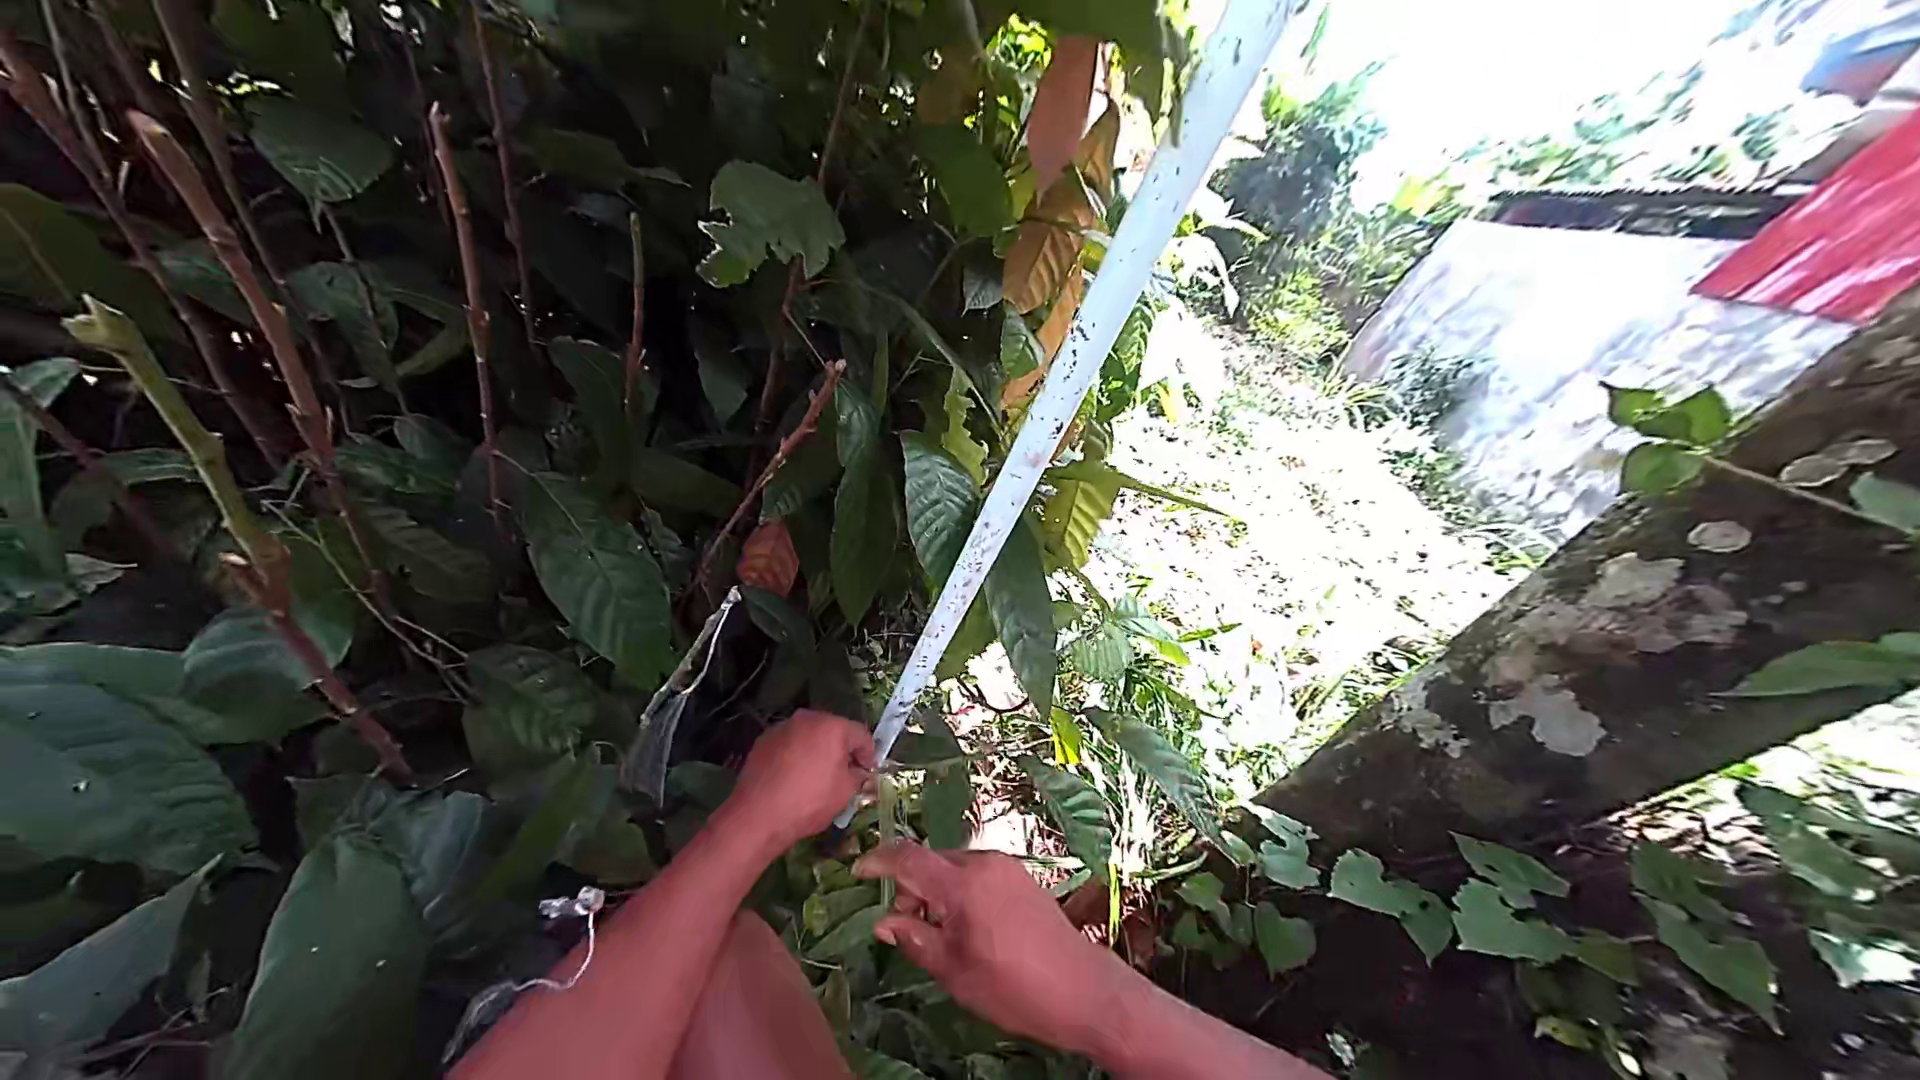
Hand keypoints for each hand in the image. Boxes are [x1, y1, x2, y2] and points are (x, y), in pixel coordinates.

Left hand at [717, 709, 873, 853]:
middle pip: (834, 730)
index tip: (867, 772)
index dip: (868, 755)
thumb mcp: (845, 792)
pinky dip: (795, 754)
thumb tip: (859, 772)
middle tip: (844, 773)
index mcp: (833, 726)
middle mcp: (808, 719)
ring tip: (815, 776)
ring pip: (810, 735)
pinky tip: (792, 777)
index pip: (861, 735)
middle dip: (842, 749)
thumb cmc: (808, 801)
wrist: (757, 815)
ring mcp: (783, 727)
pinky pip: (789, 743)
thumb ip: (859, 776)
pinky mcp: (764, 740)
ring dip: (817, 750)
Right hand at [854, 841, 1128, 1058]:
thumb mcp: (954, 971)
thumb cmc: (1013, 986)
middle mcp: (982, 862)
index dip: (879, 859)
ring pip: (952, 867)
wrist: (1081, 987)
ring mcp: (1004, 865)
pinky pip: (975, 872)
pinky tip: (966, 925)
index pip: (908, 857)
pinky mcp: (1019, 874)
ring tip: (939, 932)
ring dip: (935, 890)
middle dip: (910, 887)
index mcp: (962, 884)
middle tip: (906, 925)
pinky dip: (958, 890)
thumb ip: (915, 939)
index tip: (858, 869)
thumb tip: (884, 921)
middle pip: (931, 861)